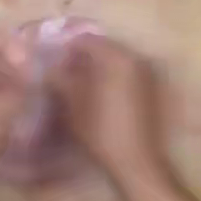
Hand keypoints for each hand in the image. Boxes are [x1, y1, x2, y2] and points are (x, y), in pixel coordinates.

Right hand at [49, 33, 173, 190]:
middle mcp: (136, 59)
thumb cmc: (101, 131)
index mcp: (117, 58)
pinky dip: (109, 78)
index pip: (86, 39)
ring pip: (114, 61)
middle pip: (102, 48)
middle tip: (61, 70)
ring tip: (75, 83)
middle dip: (81, 56)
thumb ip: (60, 78)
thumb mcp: (73, 104)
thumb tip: (49, 65)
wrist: (136, 162)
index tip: (50, 58)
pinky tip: (95, 94)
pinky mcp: (150, 90)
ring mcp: (147, 74)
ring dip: (95, 67)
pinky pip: (125, 74)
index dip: (66, 47)